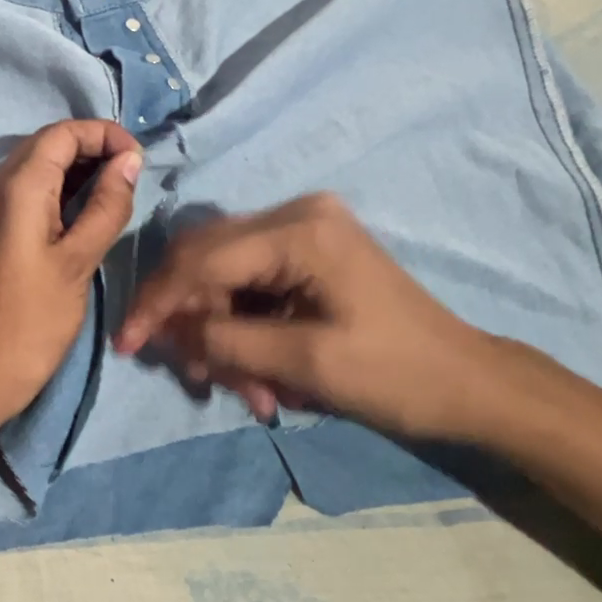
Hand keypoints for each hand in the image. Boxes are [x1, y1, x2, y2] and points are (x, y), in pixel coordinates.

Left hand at [0, 120, 142, 434]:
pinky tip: (90, 208)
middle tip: (133, 174)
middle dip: (93, 148)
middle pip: (48, 144)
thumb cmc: (35, 317)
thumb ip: (106, 206)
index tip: (138, 159)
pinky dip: (61, 189)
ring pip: (38, 166)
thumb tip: (128, 162)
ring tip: (120, 189)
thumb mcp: (80, 260)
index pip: (62, 133)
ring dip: (79, 168)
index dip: (103, 135)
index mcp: (17, 187)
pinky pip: (29, 190)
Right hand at [114, 193, 513, 441]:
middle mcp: (295, 214)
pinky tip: (253, 371)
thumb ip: (226, 341)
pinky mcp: (306, 252)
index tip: (128, 344)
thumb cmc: (398, 374)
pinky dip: (239, 326)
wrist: (473, 385)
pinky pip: (247, 282)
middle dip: (187, 317)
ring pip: (221, 273)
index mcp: (300, 231)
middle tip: (185, 371)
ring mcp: (302, 230)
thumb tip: (168, 331)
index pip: (202, 258)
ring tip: (236, 387)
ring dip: (216, 330)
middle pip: (204, 257)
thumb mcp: (306, 363)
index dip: (159, 302)